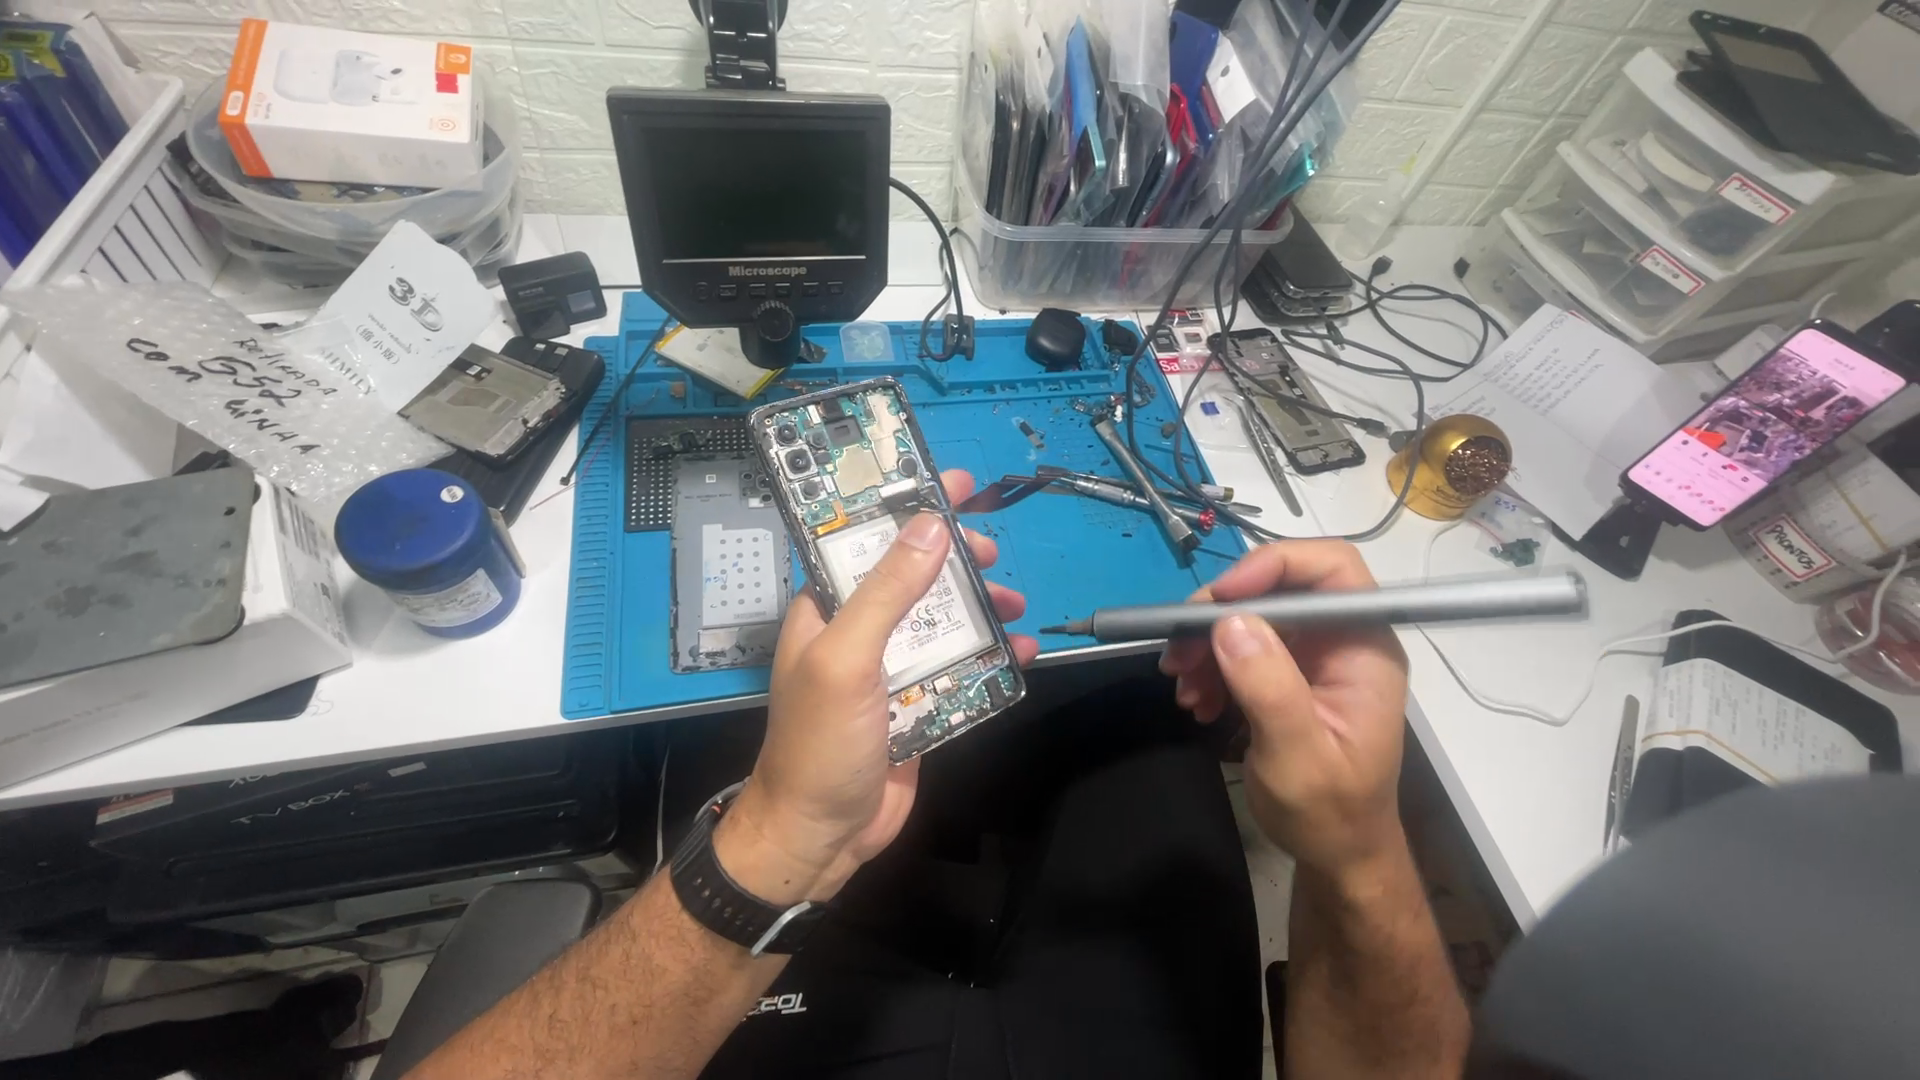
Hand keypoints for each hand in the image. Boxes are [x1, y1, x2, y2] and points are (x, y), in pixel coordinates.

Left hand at [719, 470, 1038, 906]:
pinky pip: (960, 666)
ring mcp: (891, 666)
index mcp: (827, 608)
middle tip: (989, 552)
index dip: (904, 506)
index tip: (949, 483)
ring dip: (979, 605)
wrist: (822, 835)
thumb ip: (887, 592)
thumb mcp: (847, 658)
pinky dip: (991, 654)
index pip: (864, 538)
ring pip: (942, 618)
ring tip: (1014, 603)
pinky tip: (1020, 651)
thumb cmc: (820, 742)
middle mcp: (859, 629)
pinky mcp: (918, 701)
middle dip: (952, 557)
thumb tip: (930, 527)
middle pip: (912, 574)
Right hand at [1158, 540, 1409, 879]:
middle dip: (1220, 613)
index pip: (1331, 570)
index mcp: (1364, 649)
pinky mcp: (1283, 673)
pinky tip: (1196, 701)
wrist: (1333, 853)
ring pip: (1249, 616)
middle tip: (1177, 649)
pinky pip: (1238, 646)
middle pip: (1277, 588)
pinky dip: (1208, 666)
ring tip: (1181, 684)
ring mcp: (1310, 656)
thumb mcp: (1298, 757)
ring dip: (1205, 643)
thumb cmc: (1329, 812)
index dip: (1274, 566)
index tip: (1220, 599)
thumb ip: (1269, 689)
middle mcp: (1340, 640)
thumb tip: (1229, 622)